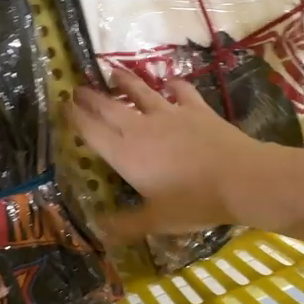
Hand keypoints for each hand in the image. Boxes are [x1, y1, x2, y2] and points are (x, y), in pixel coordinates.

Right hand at [69, 68, 278, 240]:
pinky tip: (170, 83)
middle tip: (77, 87)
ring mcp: (170, 113)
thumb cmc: (194, 203)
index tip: (63, 104)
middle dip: (91, 97)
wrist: (240, 177)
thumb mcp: (157, 221)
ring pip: (141, 92)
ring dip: (125, 82)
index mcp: (126, 153)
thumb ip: (126, 225)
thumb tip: (98, 230)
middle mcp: (141, 127)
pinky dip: (173, 85)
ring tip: (113, 72)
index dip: (76, 117)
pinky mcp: (196, 108)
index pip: (92, 131)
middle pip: (109, 107)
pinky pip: (180, 91)